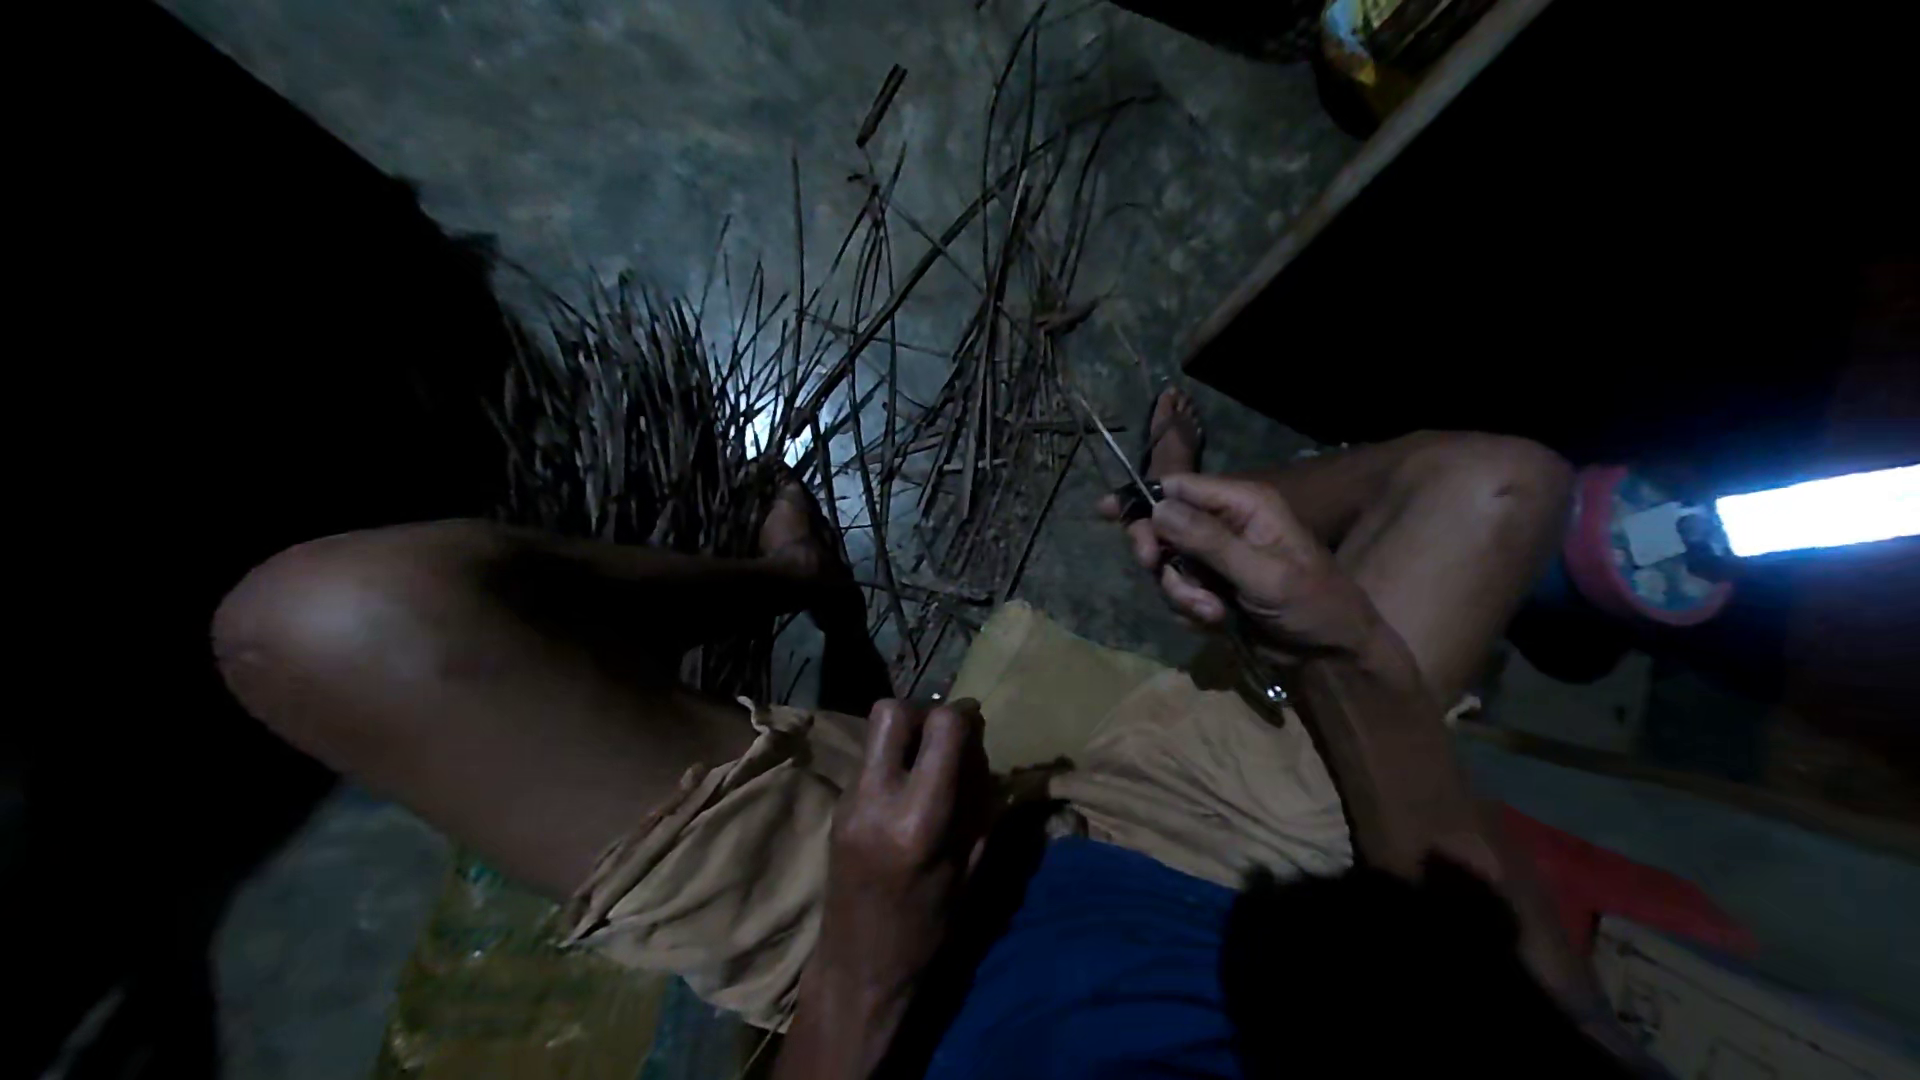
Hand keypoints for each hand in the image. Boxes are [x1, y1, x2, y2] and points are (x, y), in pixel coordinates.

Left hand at [788, 699, 988, 1077]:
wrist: (858, 969)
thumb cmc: (928, 930)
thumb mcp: (970, 868)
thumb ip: (978, 801)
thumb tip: (979, 747)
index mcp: (918, 819)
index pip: (941, 728)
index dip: (965, 715)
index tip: (977, 725)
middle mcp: (876, 798)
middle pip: (893, 711)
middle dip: (925, 710)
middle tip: (947, 737)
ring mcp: (849, 799)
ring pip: (876, 729)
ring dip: (909, 731)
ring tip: (931, 763)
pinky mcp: (838, 805)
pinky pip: (869, 756)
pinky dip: (895, 755)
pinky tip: (910, 786)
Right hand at [1116, 473, 1383, 662]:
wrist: (1329, 653)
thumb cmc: (1311, 604)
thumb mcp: (1263, 573)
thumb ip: (1208, 540)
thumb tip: (1157, 508)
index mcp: (1243, 504)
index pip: (1179, 486)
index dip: (1142, 497)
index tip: (1108, 514)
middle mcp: (1223, 523)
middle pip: (1162, 524)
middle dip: (1159, 554)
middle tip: (1156, 569)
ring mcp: (1213, 556)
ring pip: (1166, 564)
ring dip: (1181, 591)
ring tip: (1213, 611)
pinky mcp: (1208, 585)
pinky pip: (1177, 590)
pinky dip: (1190, 609)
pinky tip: (1217, 621)